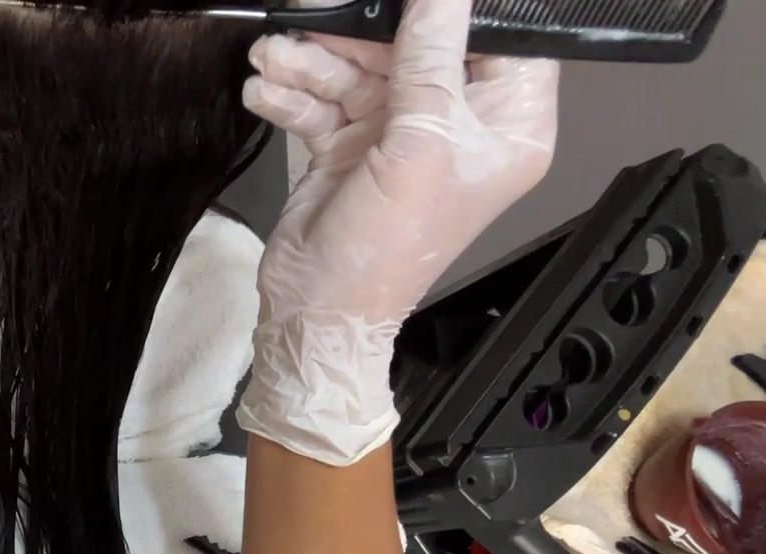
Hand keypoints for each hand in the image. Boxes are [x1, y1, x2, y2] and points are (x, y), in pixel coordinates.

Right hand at [234, 0, 559, 465]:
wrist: (316, 312)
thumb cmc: (385, 248)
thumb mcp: (420, 147)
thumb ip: (429, 62)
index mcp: (502, 125)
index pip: (498, 41)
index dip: (458, 10)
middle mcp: (449, 126)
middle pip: (413, 51)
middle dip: (357, 35)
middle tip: (313, 16)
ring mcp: (391, 139)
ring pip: (356, 77)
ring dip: (310, 64)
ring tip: (270, 54)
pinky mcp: (342, 153)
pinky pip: (320, 109)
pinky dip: (291, 99)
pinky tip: (262, 91)